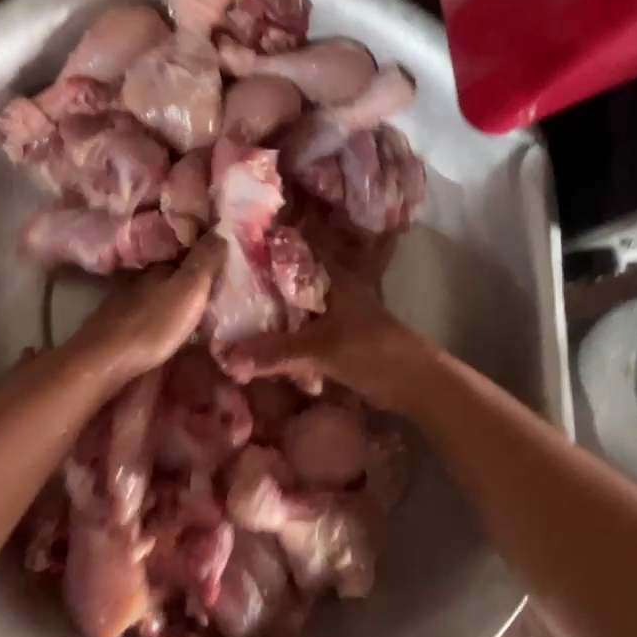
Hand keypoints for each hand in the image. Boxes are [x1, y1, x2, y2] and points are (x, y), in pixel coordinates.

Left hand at [67, 236, 223, 379]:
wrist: (105, 360)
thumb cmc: (154, 325)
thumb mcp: (189, 290)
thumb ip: (205, 260)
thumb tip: (221, 229)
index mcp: (160, 266)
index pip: (188, 251)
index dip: (207, 254)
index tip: (226, 262)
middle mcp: (141, 277)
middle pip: (172, 272)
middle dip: (192, 276)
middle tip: (217, 287)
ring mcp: (125, 300)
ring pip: (158, 292)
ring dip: (176, 296)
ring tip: (197, 308)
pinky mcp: (116, 323)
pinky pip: (147, 310)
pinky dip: (161, 312)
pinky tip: (168, 324)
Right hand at [226, 271, 439, 412]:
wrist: (415, 383)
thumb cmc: (371, 350)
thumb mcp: (318, 349)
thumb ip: (274, 353)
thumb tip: (226, 359)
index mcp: (331, 277)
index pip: (290, 255)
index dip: (261, 253)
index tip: (227, 257)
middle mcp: (330, 290)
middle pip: (286, 287)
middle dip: (258, 296)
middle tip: (221, 299)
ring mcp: (334, 316)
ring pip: (293, 314)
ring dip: (270, 324)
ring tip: (233, 327)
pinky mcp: (336, 341)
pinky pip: (301, 338)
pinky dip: (285, 346)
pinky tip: (260, 355)